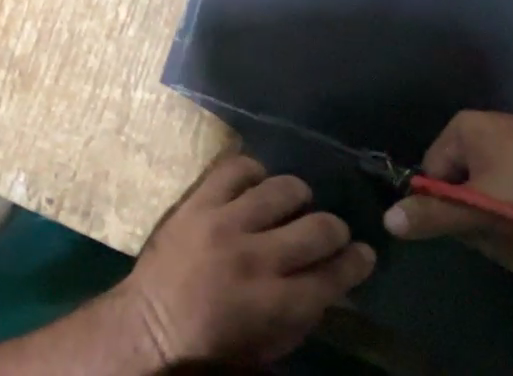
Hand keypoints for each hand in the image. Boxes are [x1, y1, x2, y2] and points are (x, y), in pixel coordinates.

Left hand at [111, 155, 376, 366]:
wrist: (149, 326)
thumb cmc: (213, 345)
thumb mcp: (271, 345)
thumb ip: (306, 312)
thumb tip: (333, 279)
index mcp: (277, 302)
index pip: (336, 273)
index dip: (358, 261)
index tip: (363, 253)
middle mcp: (256, 257)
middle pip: (319, 228)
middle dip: (334, 229)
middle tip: (327, 232)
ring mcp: (224, 223)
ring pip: (282, 189)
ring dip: (297, 197)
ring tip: (293, 205)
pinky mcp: (197, 201)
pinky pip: (235, 167)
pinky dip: (253, 172)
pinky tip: (255, 186)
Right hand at [382, 110, 512, 250]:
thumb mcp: (481, 209)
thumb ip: (434, 214)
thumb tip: (387, 220)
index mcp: (464, 126)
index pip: (433, 171)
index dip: (447, 204)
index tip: (473, 227)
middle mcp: (490, 122)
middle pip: (466, 178)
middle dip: (481, 210)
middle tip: (506, 232)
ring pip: (498, 183)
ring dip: (509, 210)